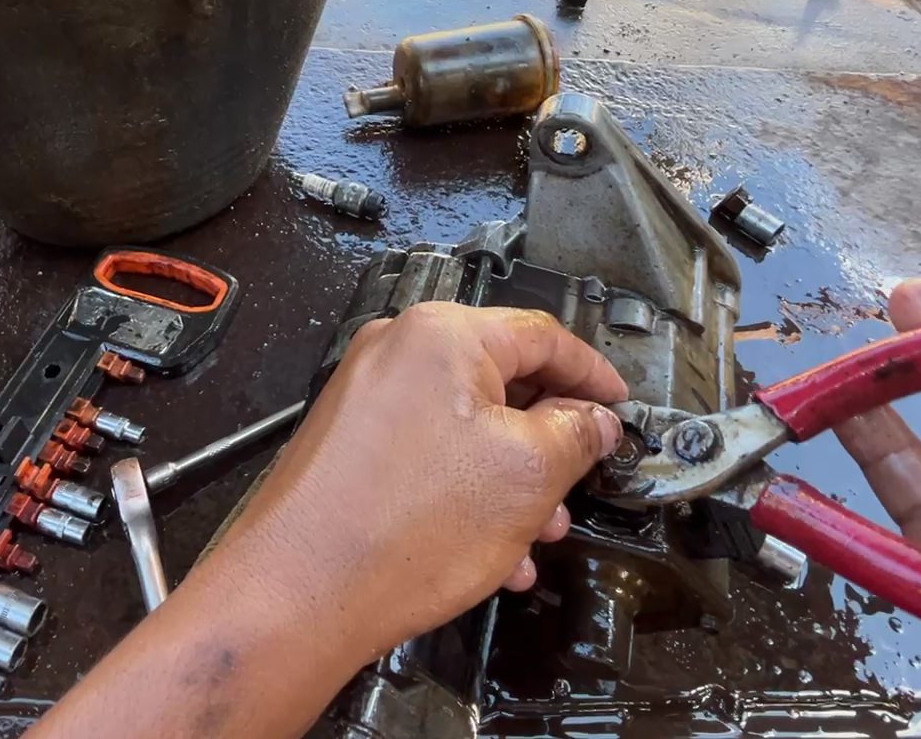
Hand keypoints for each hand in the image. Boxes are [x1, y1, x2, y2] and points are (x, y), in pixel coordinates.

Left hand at [214, 302, 626, 664]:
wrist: (299, 587)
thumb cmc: (412, 522)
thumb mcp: (526, 475)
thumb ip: (575, 434)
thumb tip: (594, 420)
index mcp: (443, 333)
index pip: (542, 336)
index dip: (591, 373)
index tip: (621, 405)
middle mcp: (398, 347)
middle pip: (500, 379)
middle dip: (548, 438)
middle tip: (581, 481)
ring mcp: (368, 391)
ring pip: (466, 423)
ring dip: (511, 474)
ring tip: (538, 532)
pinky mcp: (350, 435)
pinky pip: (428, 447)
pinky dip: (466, 485)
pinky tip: (492, 547)